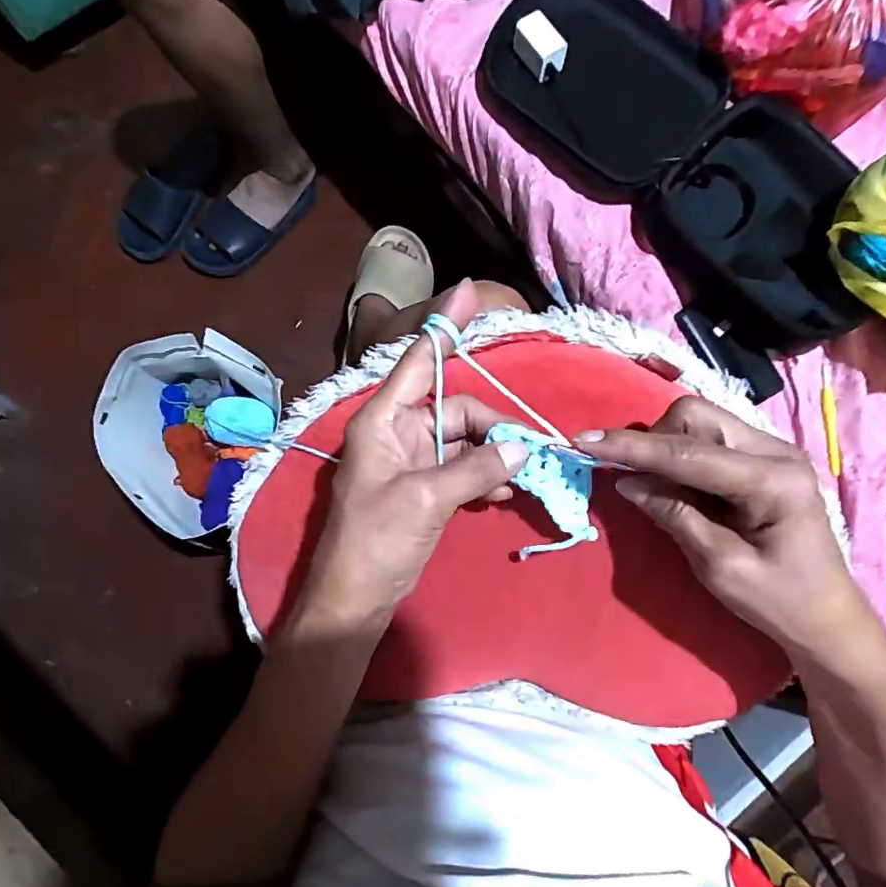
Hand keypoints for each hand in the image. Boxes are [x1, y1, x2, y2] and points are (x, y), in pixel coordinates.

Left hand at [300, 326, 527, 626]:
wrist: (356, 597)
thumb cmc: (377, 540)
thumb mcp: (427, 499)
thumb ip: (475, 469)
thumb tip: (521, 451)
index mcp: (384, 421)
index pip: (421, 362)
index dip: (447, 327)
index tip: (472, 289)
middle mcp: (398, 433)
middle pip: (455, 408)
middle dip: (493, 425)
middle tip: (529, 450)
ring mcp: (413, 462)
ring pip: (464, 441)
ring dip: (493, 454)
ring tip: (523, 473)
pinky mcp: (425, 489)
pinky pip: (462, 469)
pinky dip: (484, 475)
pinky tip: (504, 491)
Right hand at [575, 397, 871, 660]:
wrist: (825, 616)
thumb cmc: (777, 601)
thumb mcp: (719, 566)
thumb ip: (674, 516)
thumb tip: (628, 482)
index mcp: (772, 480)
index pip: (688, 453)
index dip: (633, 448)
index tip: (585, 441)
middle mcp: (775, 450)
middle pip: (696, 416)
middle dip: (654, 440)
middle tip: (635, 480)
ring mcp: (772, 451)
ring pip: (700, 422)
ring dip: (665, 447)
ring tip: (653, 486)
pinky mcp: (762, 460)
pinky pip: (709, 440)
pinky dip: (680, 456)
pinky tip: (674, 485)